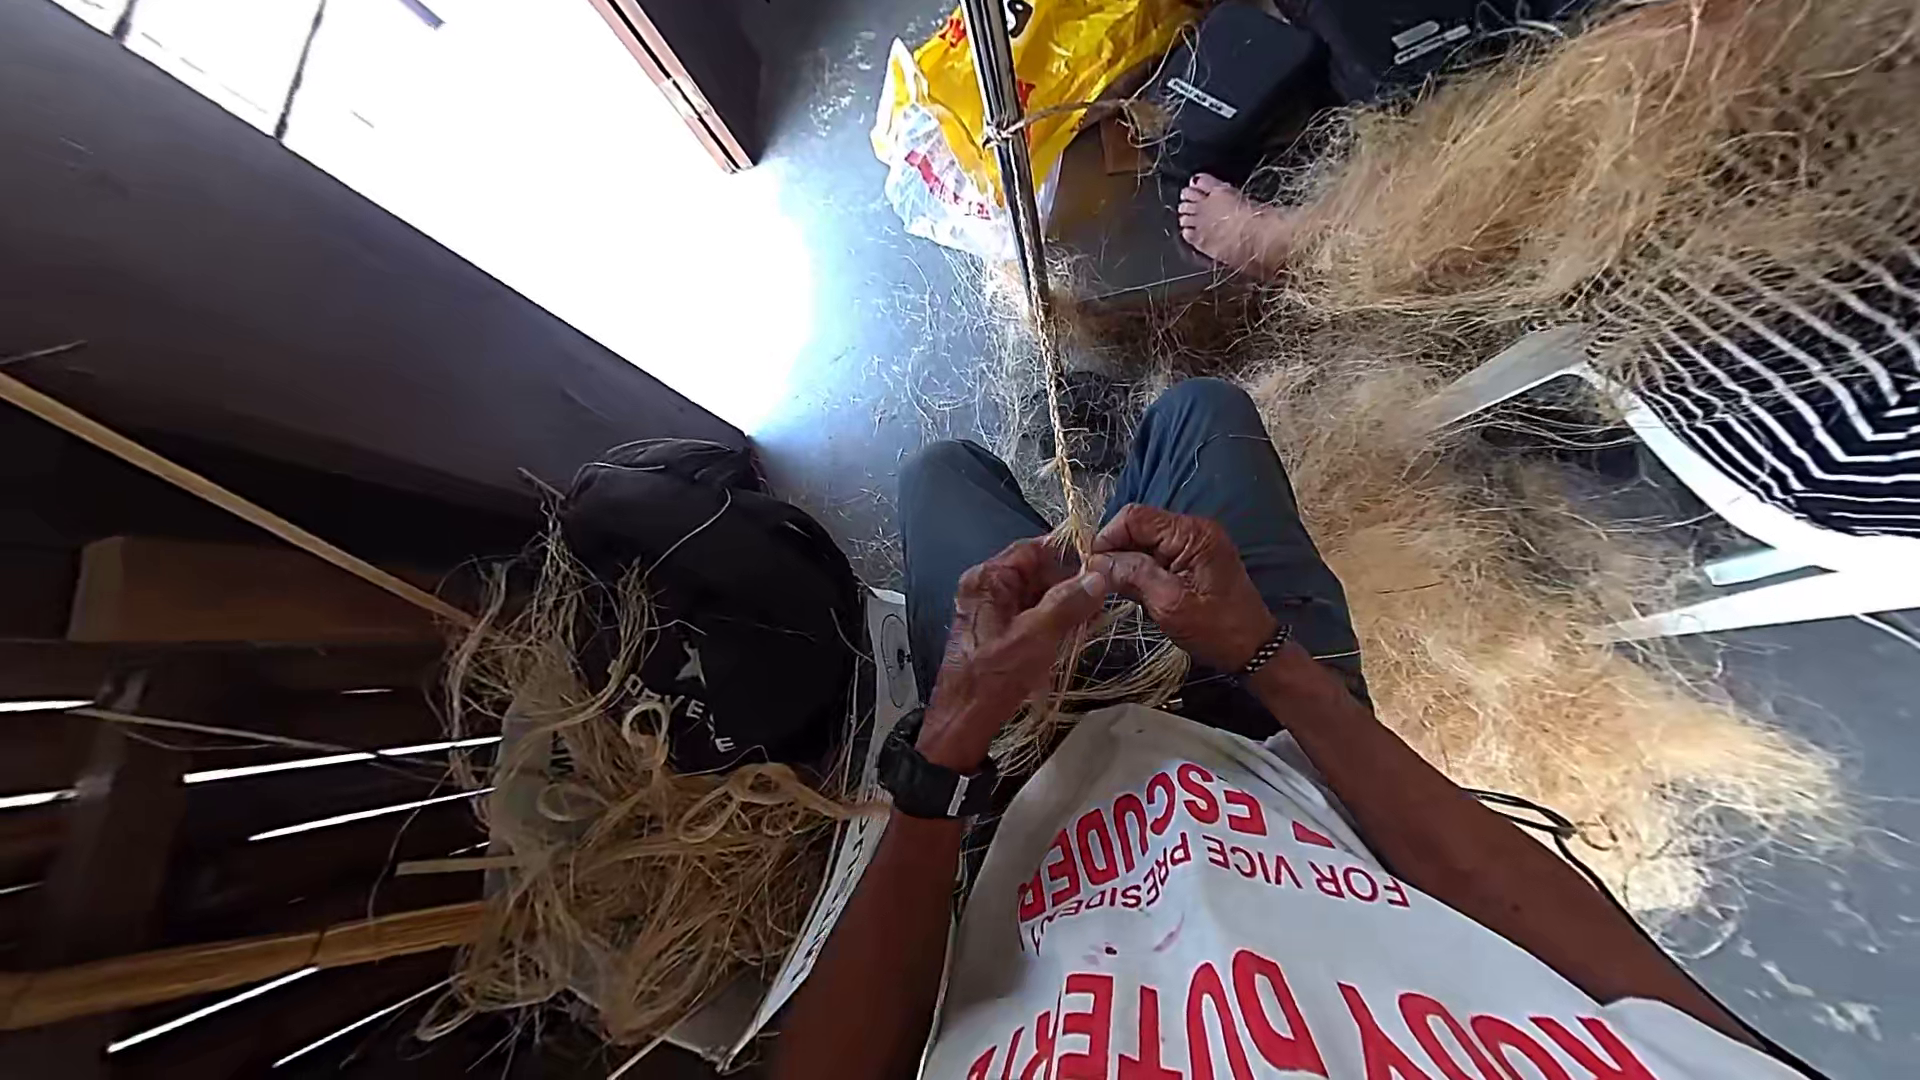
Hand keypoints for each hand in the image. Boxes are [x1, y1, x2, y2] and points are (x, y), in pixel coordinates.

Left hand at [920, 538, 1108, 768]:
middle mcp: (986, 590)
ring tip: (1094, 613)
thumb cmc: (993, 676)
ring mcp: (992, 611)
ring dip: (1065, 603)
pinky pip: (1032, 615)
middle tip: (1101, 592)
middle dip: (1069, 582)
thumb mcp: (1036, 636)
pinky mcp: (1000, 633)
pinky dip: (1054, 620)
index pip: (1030, 550)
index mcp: (987, 580)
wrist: (965, 720)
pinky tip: (1076, 630)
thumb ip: (1068, 603)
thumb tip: (1097, 577)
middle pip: (1035, 572)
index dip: (1065, 551)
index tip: (1096, 557)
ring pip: (1036, 595)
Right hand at [1086, 504, 1276, 670]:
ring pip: (1140, 541)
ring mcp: (1191, 542)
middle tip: (1104, 583)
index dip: (1108, 538)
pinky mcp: (1188, 557)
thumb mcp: (1170, 604)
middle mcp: (1192, 529)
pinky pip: (1151, 553)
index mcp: (1192, 533)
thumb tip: (1095, 562)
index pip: (1134, 517)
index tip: (1094, 569)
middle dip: (1115, 551)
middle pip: (1136, 526)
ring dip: (1125, 562)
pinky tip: (1136, 590)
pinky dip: (1137, 570)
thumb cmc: (1216, 630)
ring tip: (1120, 589)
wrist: (1253, 651)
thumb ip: (1133, 575)